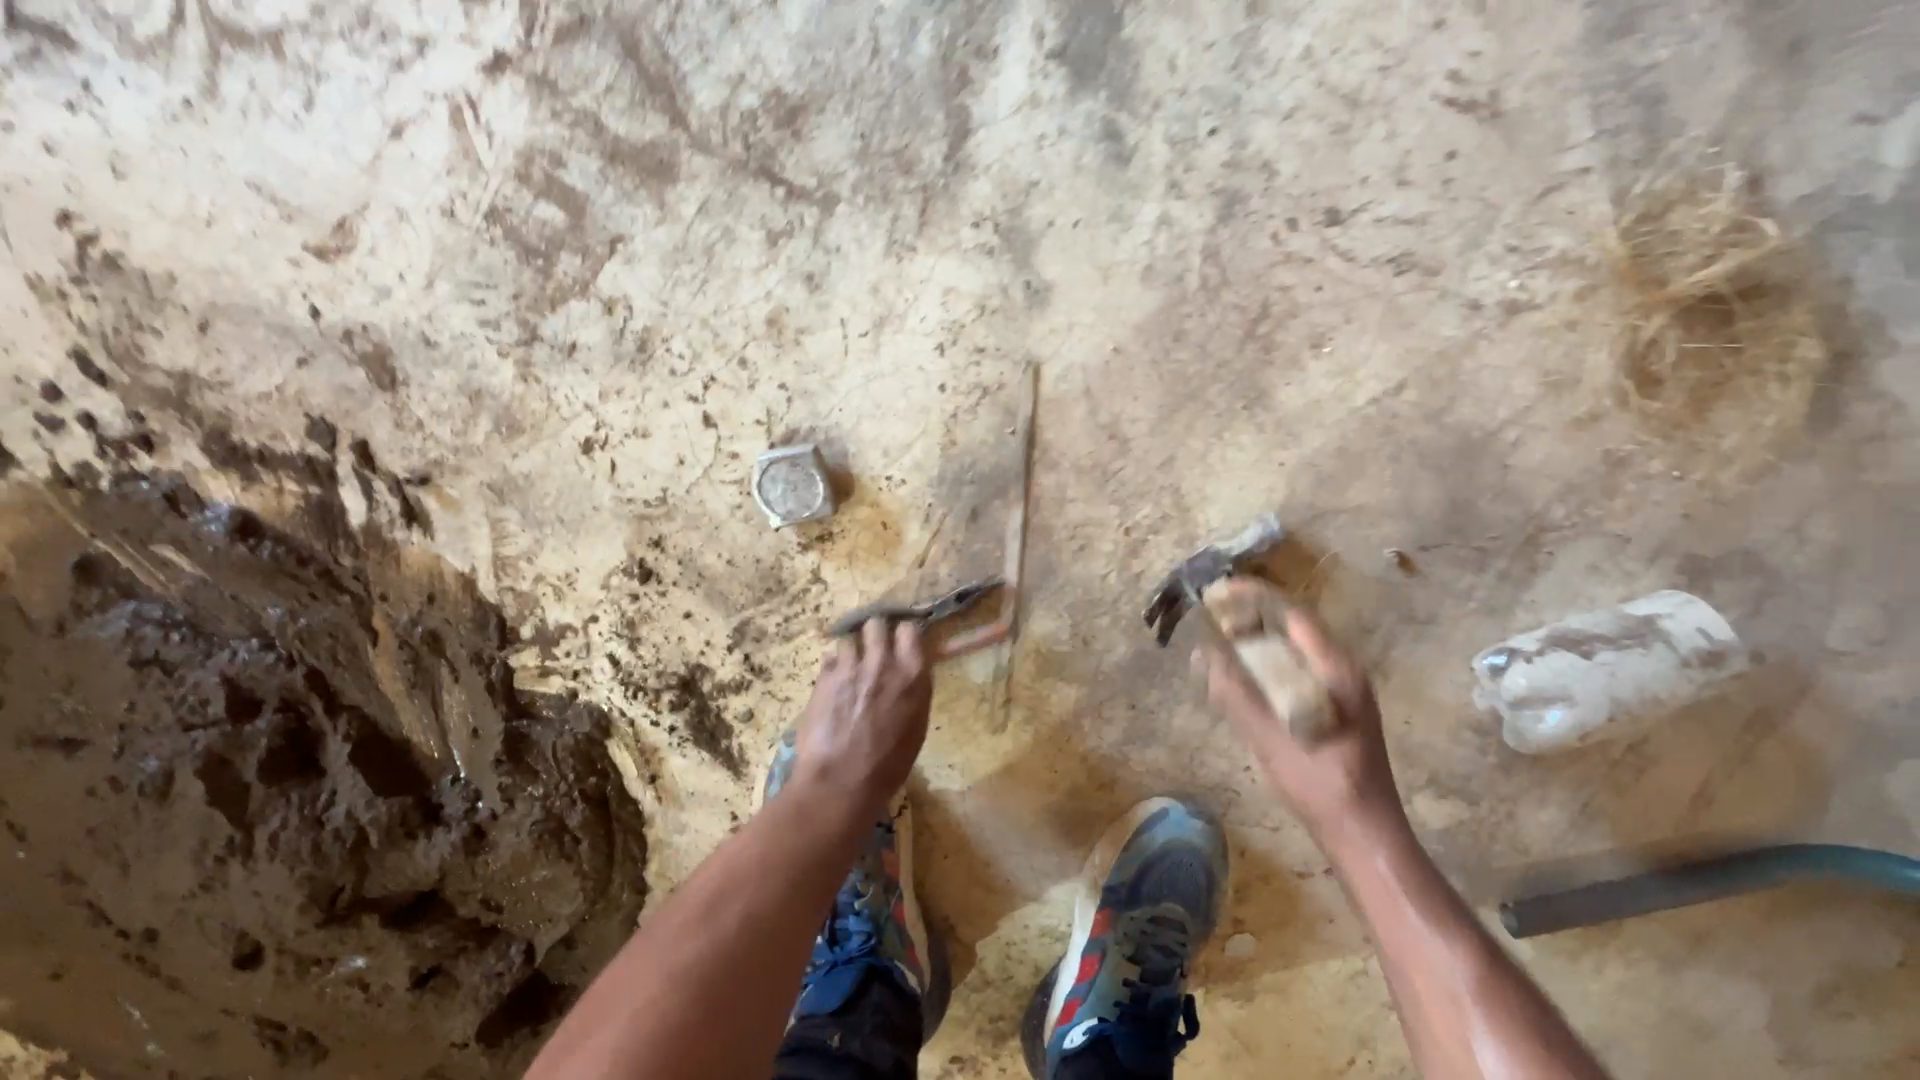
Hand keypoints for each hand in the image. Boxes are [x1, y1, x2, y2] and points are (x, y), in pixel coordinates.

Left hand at [793, 619, 933, 813]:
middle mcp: (883, 662)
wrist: (841, 782)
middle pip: (876, 624)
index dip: (901, 635)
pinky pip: (829, 658)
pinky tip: (833, 686)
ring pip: (849, 638)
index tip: (898, 643)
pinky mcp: (824, 677)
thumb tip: (905, 677)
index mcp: (913, 674)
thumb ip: (911, 691)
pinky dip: (832, 668)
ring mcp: (851, 667)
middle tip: (871, 650)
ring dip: (850, 651)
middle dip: (873, 634)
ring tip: (848, 670)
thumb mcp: (915, 726)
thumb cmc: (887, 766)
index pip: (909, 630)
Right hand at [1194, 585, 1405, 848]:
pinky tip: (1246, 680)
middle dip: (1253, 617)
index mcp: (1337, 672)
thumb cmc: (1321, 786)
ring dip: (1260, 642)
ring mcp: (1345, 692)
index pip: (1293, 616)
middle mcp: (1345, 672)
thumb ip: (1237, 695)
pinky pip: (1300, 672)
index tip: (1219, 592)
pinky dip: (1270, 665)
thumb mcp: (1271, 740)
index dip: (1255, 598)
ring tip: (1222, 642)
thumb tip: (1203, 655)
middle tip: (1213, 617)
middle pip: (1296, 628)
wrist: (1365, 834)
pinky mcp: (1338, 710)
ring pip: (1297, 651)